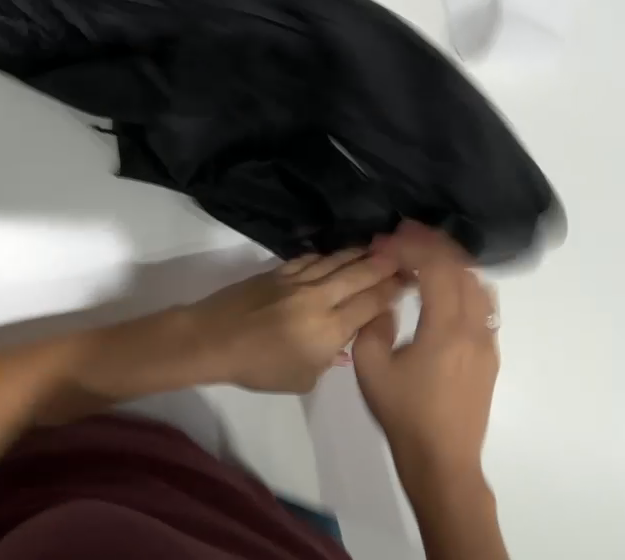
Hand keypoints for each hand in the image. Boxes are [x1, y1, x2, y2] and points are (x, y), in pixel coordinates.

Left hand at [183, 247, 404, 394]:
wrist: (212, 338)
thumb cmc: (259, 367)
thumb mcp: (304, 377)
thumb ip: (329, 357)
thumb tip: (340, 341)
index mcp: (330, 328)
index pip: (371, 304)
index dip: (393, 291)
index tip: (412, 280)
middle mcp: (317, 298)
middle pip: (357, 276)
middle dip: (384, 265)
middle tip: (405, 257)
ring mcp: (293, 281)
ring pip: (333, 262)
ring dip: (357, 255)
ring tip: (378, 248)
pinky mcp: (273, 273)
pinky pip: (307, 260)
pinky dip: (325, 256)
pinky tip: (335, 255)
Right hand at [354, 223, 499, 480]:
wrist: (441, 458)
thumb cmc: (402, 409)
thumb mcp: (370, 362)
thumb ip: (374, 321)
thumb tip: (382, 296)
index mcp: (446, 331)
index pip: (438, 270)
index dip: (412, 247)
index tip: (384, 239)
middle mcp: (474, 332)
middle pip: (464, 273)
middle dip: (434, 246)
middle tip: (402, 233)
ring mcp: (486, 345)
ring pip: (479, 288)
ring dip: (452, 264)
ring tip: (421, 253)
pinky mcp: (487, 358)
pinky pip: (482, 307)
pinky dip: (462, 285)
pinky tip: (438, 287)